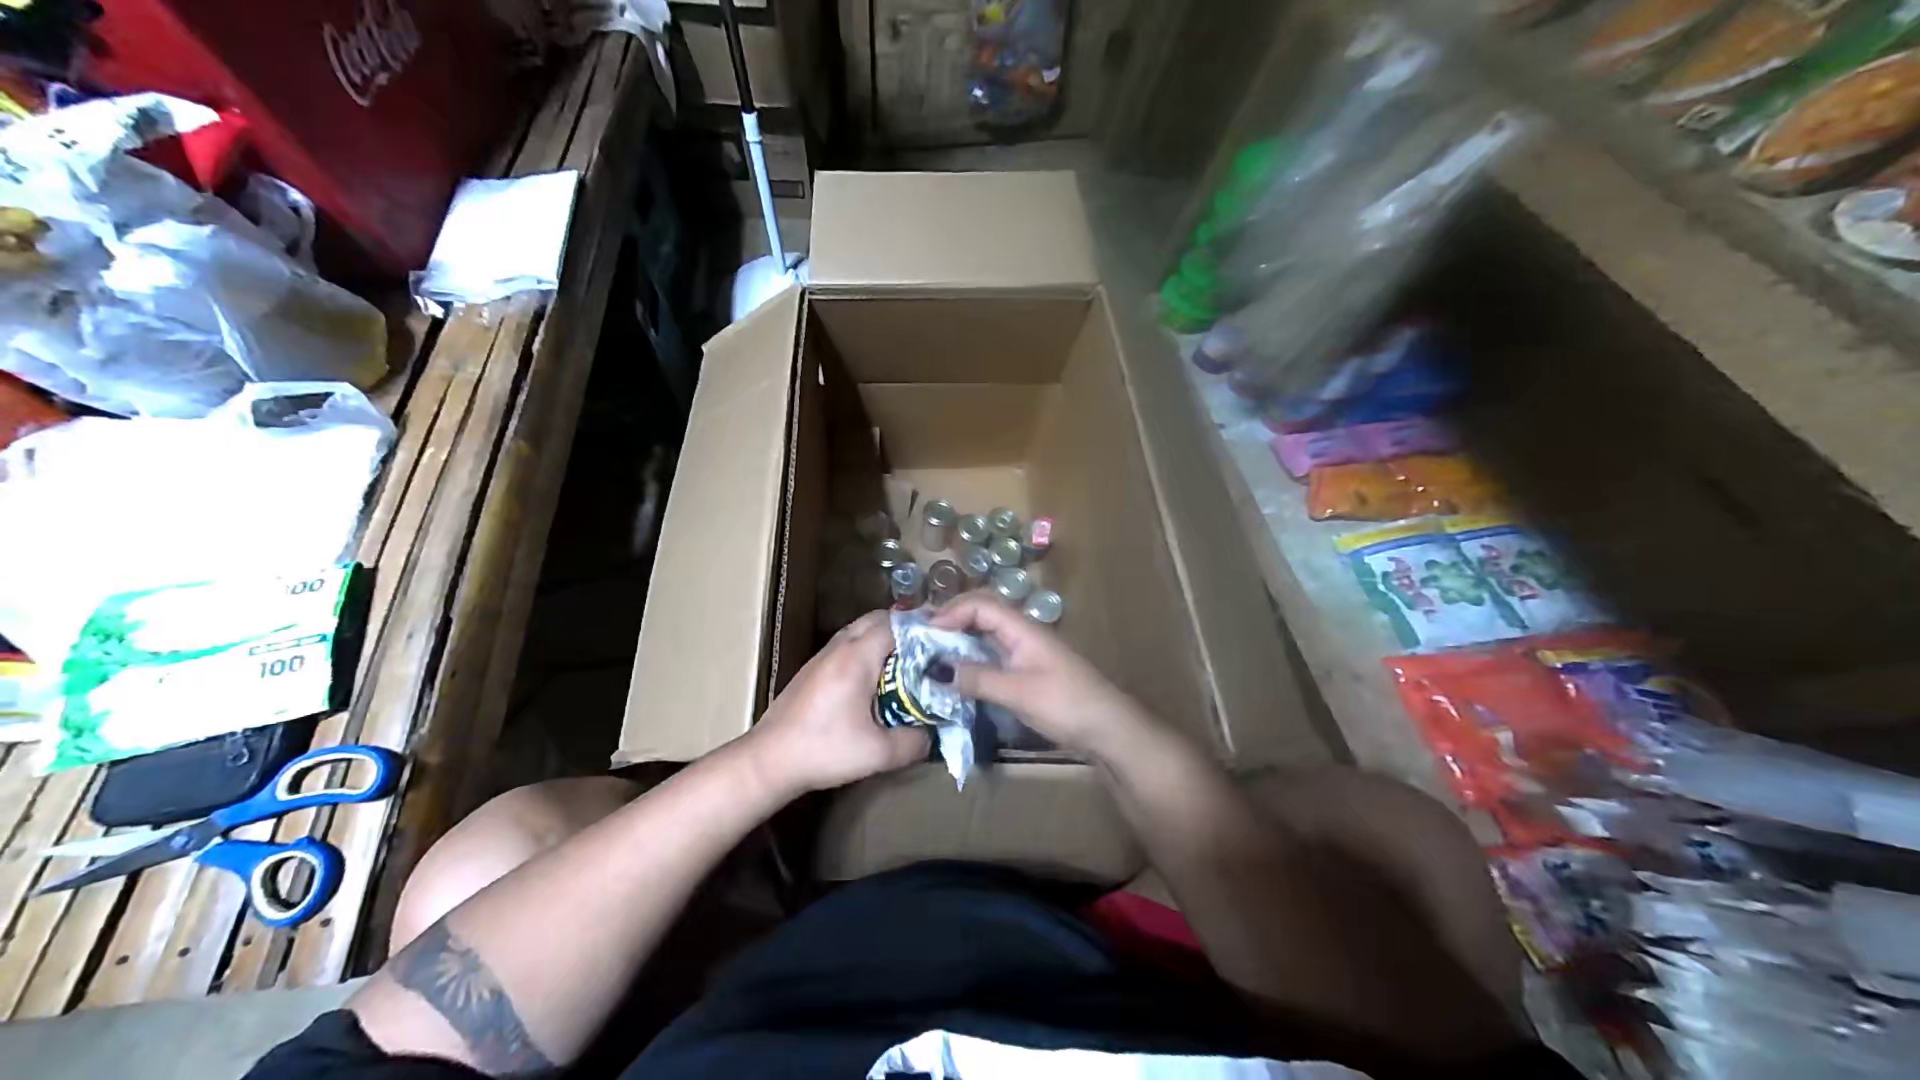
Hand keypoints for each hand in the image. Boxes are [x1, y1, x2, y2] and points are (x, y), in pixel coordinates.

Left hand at [742, 610, 930, 795]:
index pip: (896, 624)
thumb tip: (934, 733)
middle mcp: (839, 648)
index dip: (922, 627)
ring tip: (909, 660)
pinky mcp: (812, 670)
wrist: (768, 761)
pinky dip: (867, 649)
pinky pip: (847, 645)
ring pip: (859, 630)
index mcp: (856, 658)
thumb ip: (914, 742)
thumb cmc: (823, 750)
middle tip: (929, 647)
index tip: (945, 638)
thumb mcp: (878, 753)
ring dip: (885, 637)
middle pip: (877, 619)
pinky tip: (877, 677)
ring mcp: (821, 657)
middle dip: (905, 627)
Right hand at [928, 592, 1155, 760]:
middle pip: (981, 615)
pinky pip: (992, 657)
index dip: (950, 612)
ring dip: (958, 642)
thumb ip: (977, 679)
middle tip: (920, 640)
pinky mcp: (1027, 673)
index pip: (980, 605)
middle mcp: (1022, 634)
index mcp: (1022, 629)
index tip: (923, 633)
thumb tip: (935, 669)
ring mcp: (1026, 654)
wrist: (1110, 730)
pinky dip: (970, 661)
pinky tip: (957, 677)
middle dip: (950, 622)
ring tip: (930, 657)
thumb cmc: (1067, 704)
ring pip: (985, 637)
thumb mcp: (1018, 692)